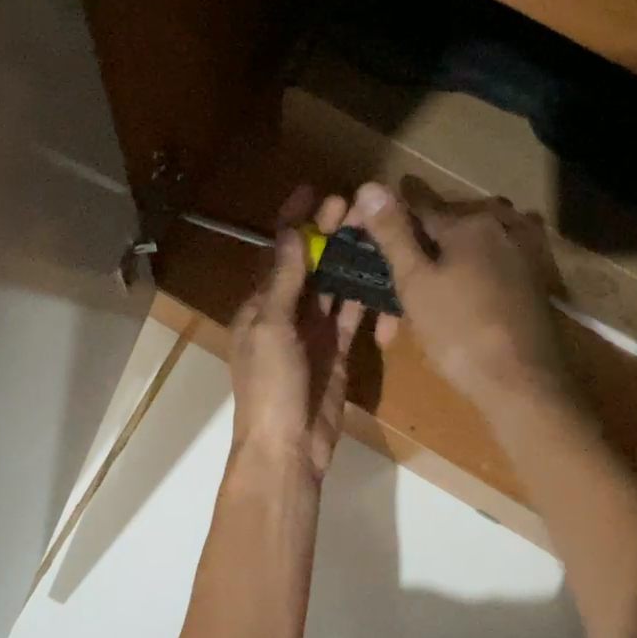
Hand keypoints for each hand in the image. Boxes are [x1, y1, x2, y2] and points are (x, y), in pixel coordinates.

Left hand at [226, 187, 365, 480]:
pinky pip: (350, 316)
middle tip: (354, 202)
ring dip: (348, 258)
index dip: (291, 222)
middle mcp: (284, 317)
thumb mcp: (270, 327)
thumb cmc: (269, 387)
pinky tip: (379, 268)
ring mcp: (312, 336)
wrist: (287, 447)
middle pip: (308, 266)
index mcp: (258, 308)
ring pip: (332, 287)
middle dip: (327, 234)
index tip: (312, 190)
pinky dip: (362, 293)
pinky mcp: (337, 354)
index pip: (275, 255)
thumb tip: (289, 232)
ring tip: (372, 226)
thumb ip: (283, 281)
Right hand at [355, 182, 571, 422]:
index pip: (417, 204)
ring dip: (435, 276)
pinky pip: (486, 271)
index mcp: (470, 220)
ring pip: (464, 255)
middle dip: (412, 257)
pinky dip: (463, 285)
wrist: (521, 380)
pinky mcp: (532, 281)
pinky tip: (451, 311)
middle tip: (387, 293)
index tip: (364, 236)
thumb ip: (393, 234)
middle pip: (443, 231)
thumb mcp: (415, 283)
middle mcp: (501, 224)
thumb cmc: (458, 331)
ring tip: (414, 312)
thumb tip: (369, 185)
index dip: (386, 220)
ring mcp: (523, 252)